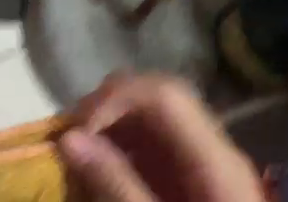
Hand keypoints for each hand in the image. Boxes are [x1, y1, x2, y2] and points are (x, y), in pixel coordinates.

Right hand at [56, 73, 263, 201]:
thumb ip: (117, 187)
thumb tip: (69, 138)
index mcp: (217, 162)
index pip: (162, 95)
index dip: (113, 101)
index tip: (76, 135)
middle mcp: (218, 154)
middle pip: (158, 103)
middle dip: (108, 116)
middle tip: (70, 148)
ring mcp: (213, 172)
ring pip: (156, 125)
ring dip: (114, 136)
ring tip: (80, 169)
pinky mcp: (204, 191)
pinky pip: (160, 154)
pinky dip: (128, 159)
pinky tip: (106, 186)